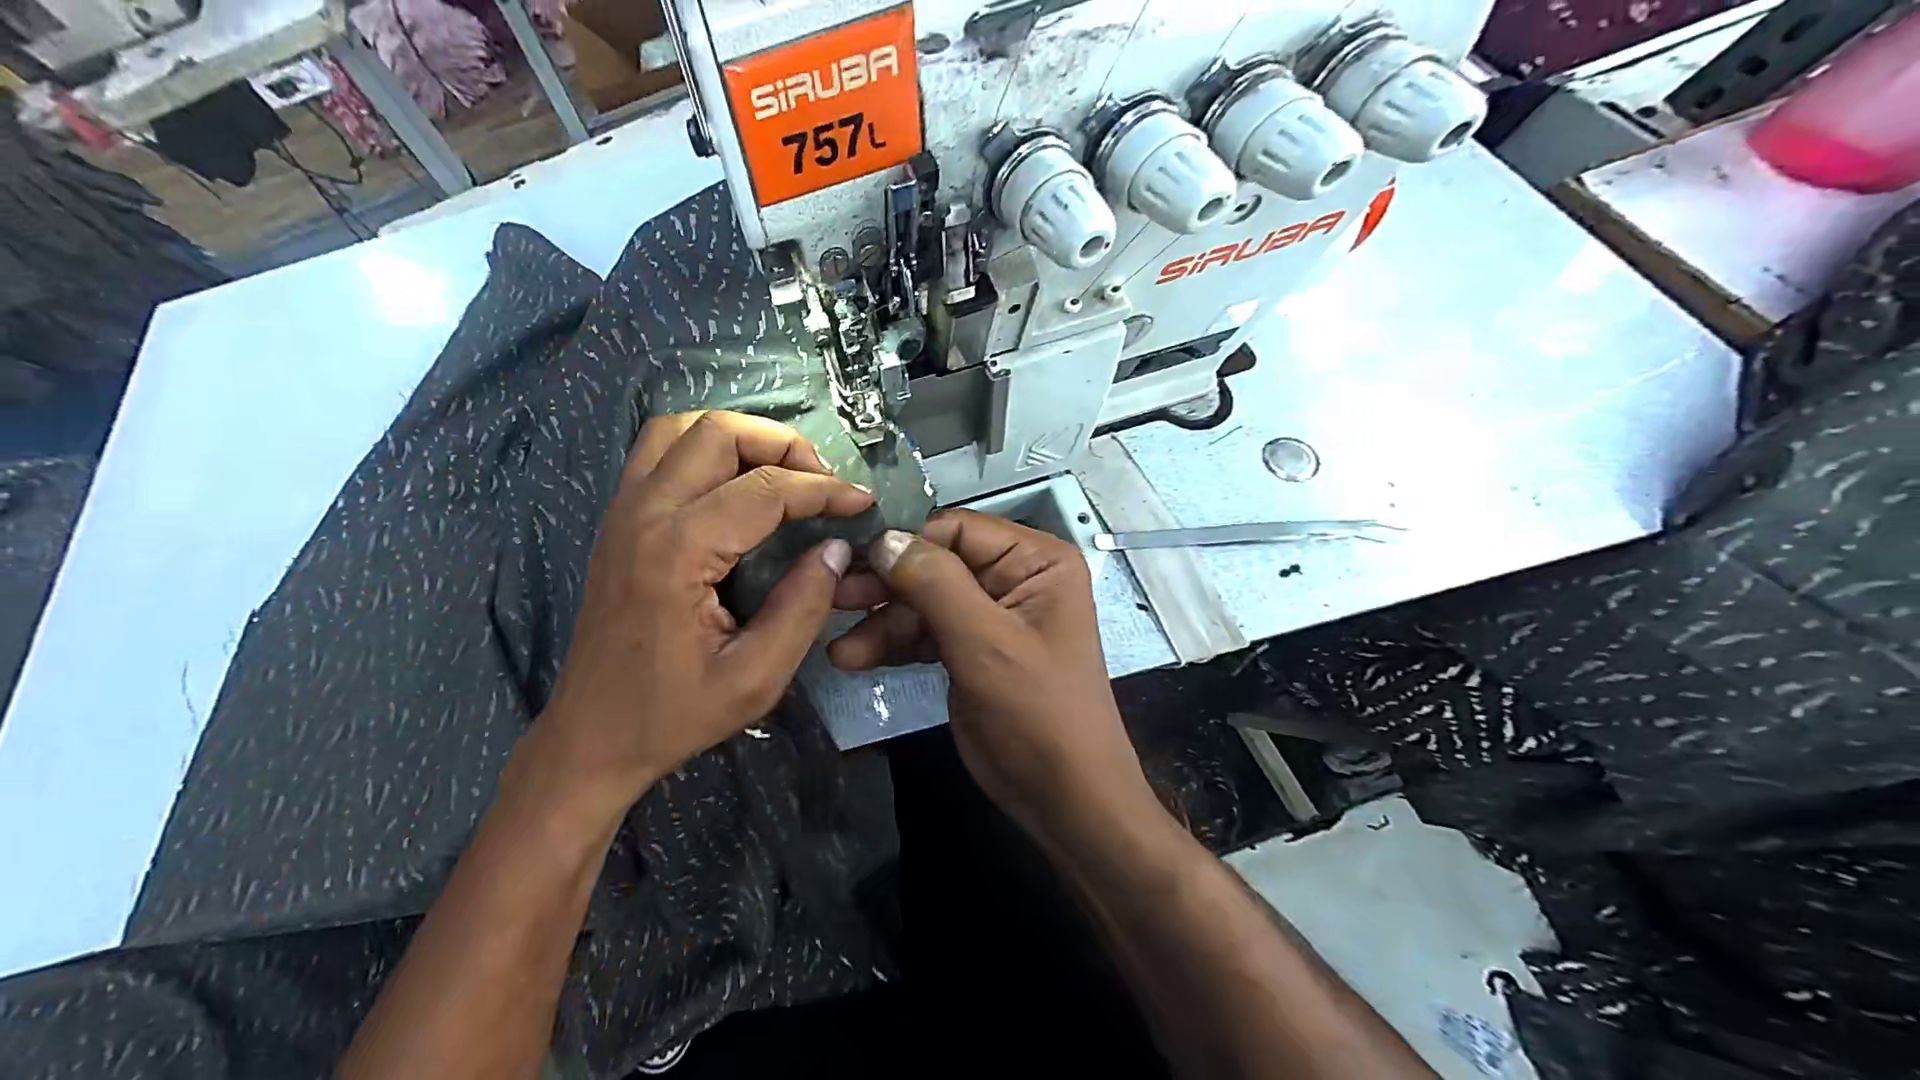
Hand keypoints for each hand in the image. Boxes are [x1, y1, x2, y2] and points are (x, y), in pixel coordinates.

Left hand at [530, 411, 872, 815]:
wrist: (590, 736)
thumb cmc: (673, 714)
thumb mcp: (756, 678)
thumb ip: (803, 607)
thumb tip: (836, 548)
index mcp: (677, 552)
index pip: (765, 489)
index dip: (824, 489)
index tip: (862, 503)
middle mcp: (643, 514)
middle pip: (717, 432)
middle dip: (783, 445)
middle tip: (822, 483)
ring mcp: (622, 512)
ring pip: (680, 428)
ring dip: (740, 437)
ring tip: (782, 473)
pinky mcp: (618, 520)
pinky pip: (659, 451)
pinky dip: (706, 448)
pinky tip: (737, 483)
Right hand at [829, 511, 1154, 842]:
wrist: (1063, 797)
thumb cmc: (1037, 711)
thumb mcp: (985, 642)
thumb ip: (934, 583)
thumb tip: (885, 538)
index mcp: (1035, 561)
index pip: (958, 529)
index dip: (905, 541)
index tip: (851, 558)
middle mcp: (1014, 578)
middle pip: (936, 564)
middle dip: (886, 585)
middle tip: (835, 598)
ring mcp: (990, 615)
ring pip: (924, 601)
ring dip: (882, 622)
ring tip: (839, 646)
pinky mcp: (971, 650)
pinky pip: (926, 633)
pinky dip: (893, 644)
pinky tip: (853, 658)